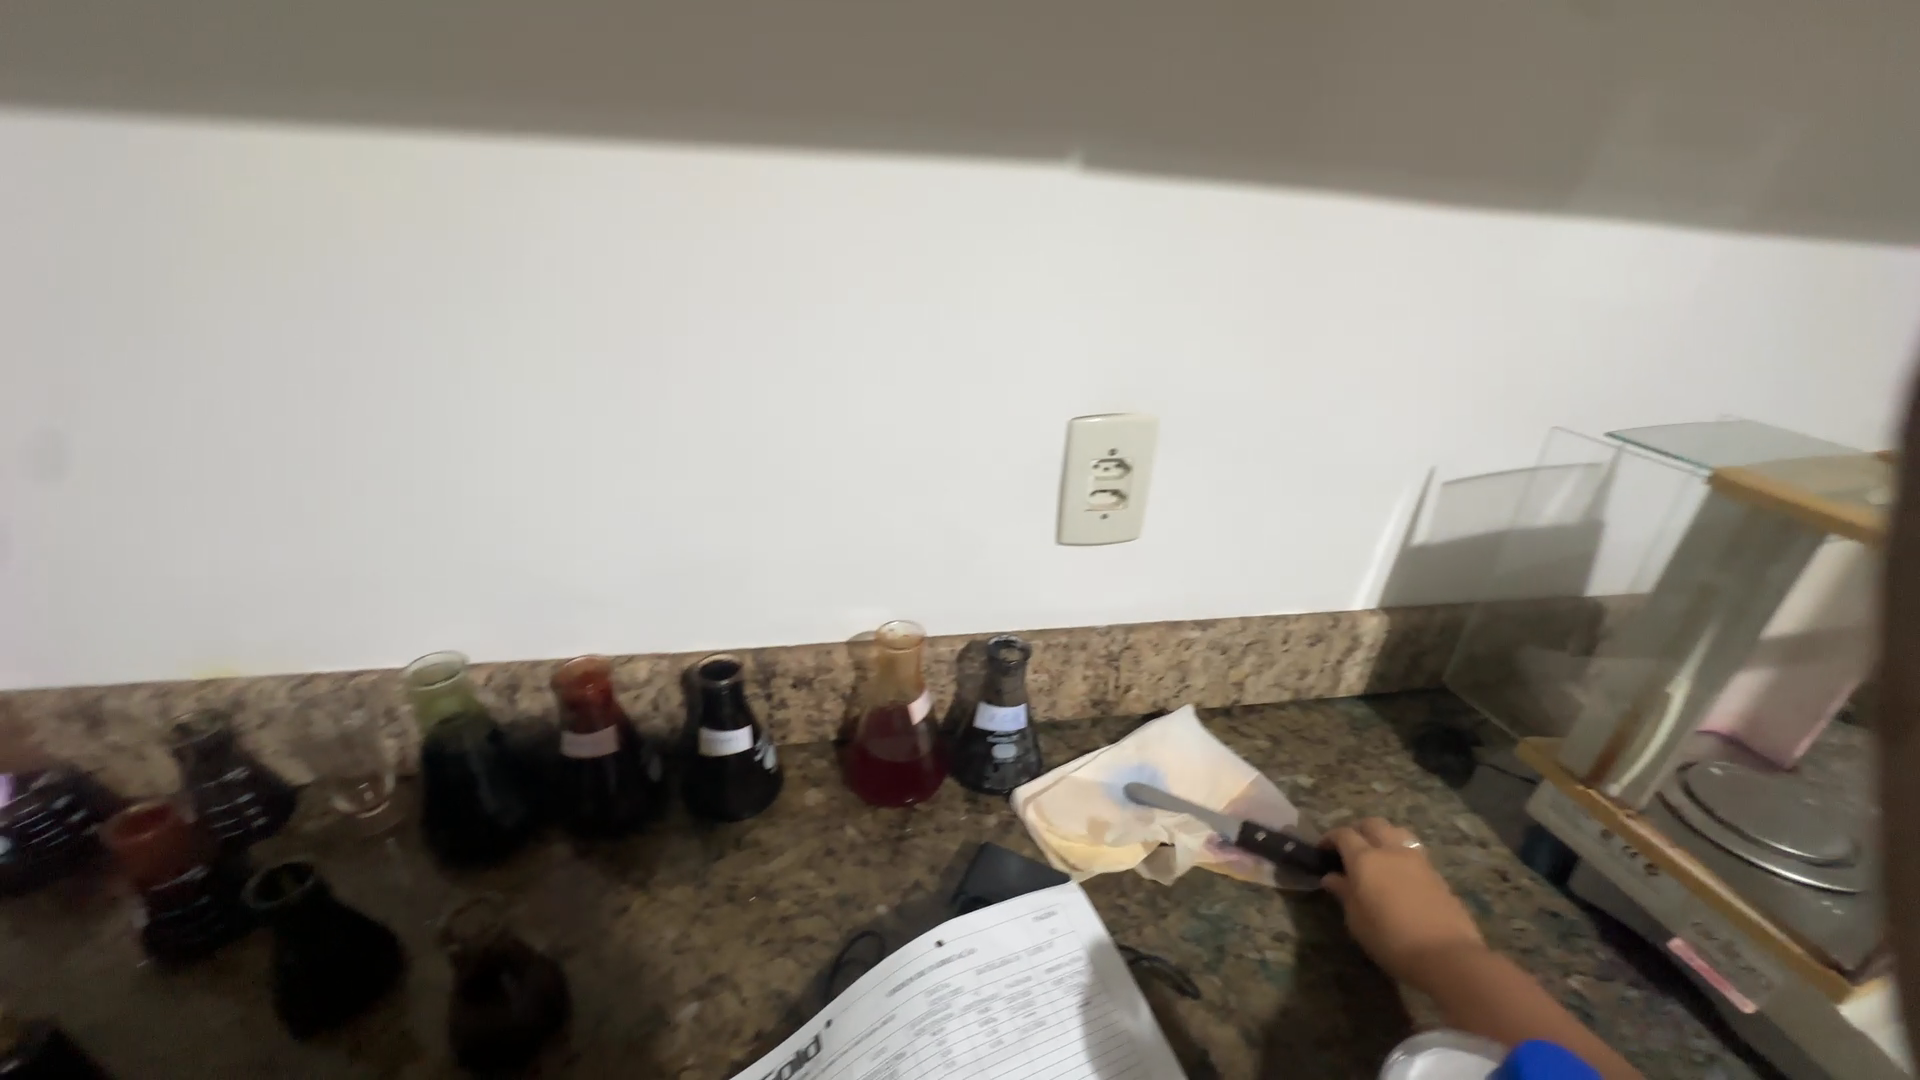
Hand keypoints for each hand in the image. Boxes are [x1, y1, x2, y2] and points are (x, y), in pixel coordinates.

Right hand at [1321, 818, 1485, 987]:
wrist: (1447, 956)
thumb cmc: (1390, 938)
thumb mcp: (1356, 920)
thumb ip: (1343, 893)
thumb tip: (1331, 877)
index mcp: (1364, 858)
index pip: (1343, 834)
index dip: (1330, 838)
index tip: (1322, 851)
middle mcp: (1390, 850)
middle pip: (1372, 824)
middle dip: (1358, 830)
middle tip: (1349, 848)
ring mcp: (1417, 860)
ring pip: (1397, 832)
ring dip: (1383, 836)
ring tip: (1377, 854)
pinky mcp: (1437, 874)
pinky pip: (1414, 851)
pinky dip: (1401, 853)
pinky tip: (1399, 873)